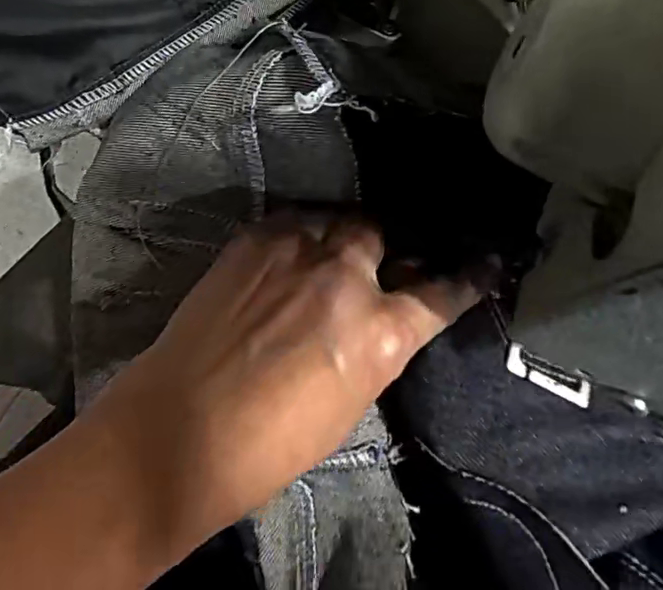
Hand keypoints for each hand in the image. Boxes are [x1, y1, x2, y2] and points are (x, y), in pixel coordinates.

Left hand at [89, 213, 482, 566]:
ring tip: (328, 256)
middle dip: (384, 249)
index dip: (466, 279)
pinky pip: (299, 220)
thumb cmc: (273, 441)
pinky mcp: (259, 235)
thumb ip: (380, 343)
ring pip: (342, 220)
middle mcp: (347, 275)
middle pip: (384, 235)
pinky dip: (304, 237)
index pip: (440, 293)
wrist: (178, 431)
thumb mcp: (353, 399)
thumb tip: (393, 312)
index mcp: (381, 331)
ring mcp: (300, 247)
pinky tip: (292, 258)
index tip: (483, 264)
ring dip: (342, 237)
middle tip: (371, 265)